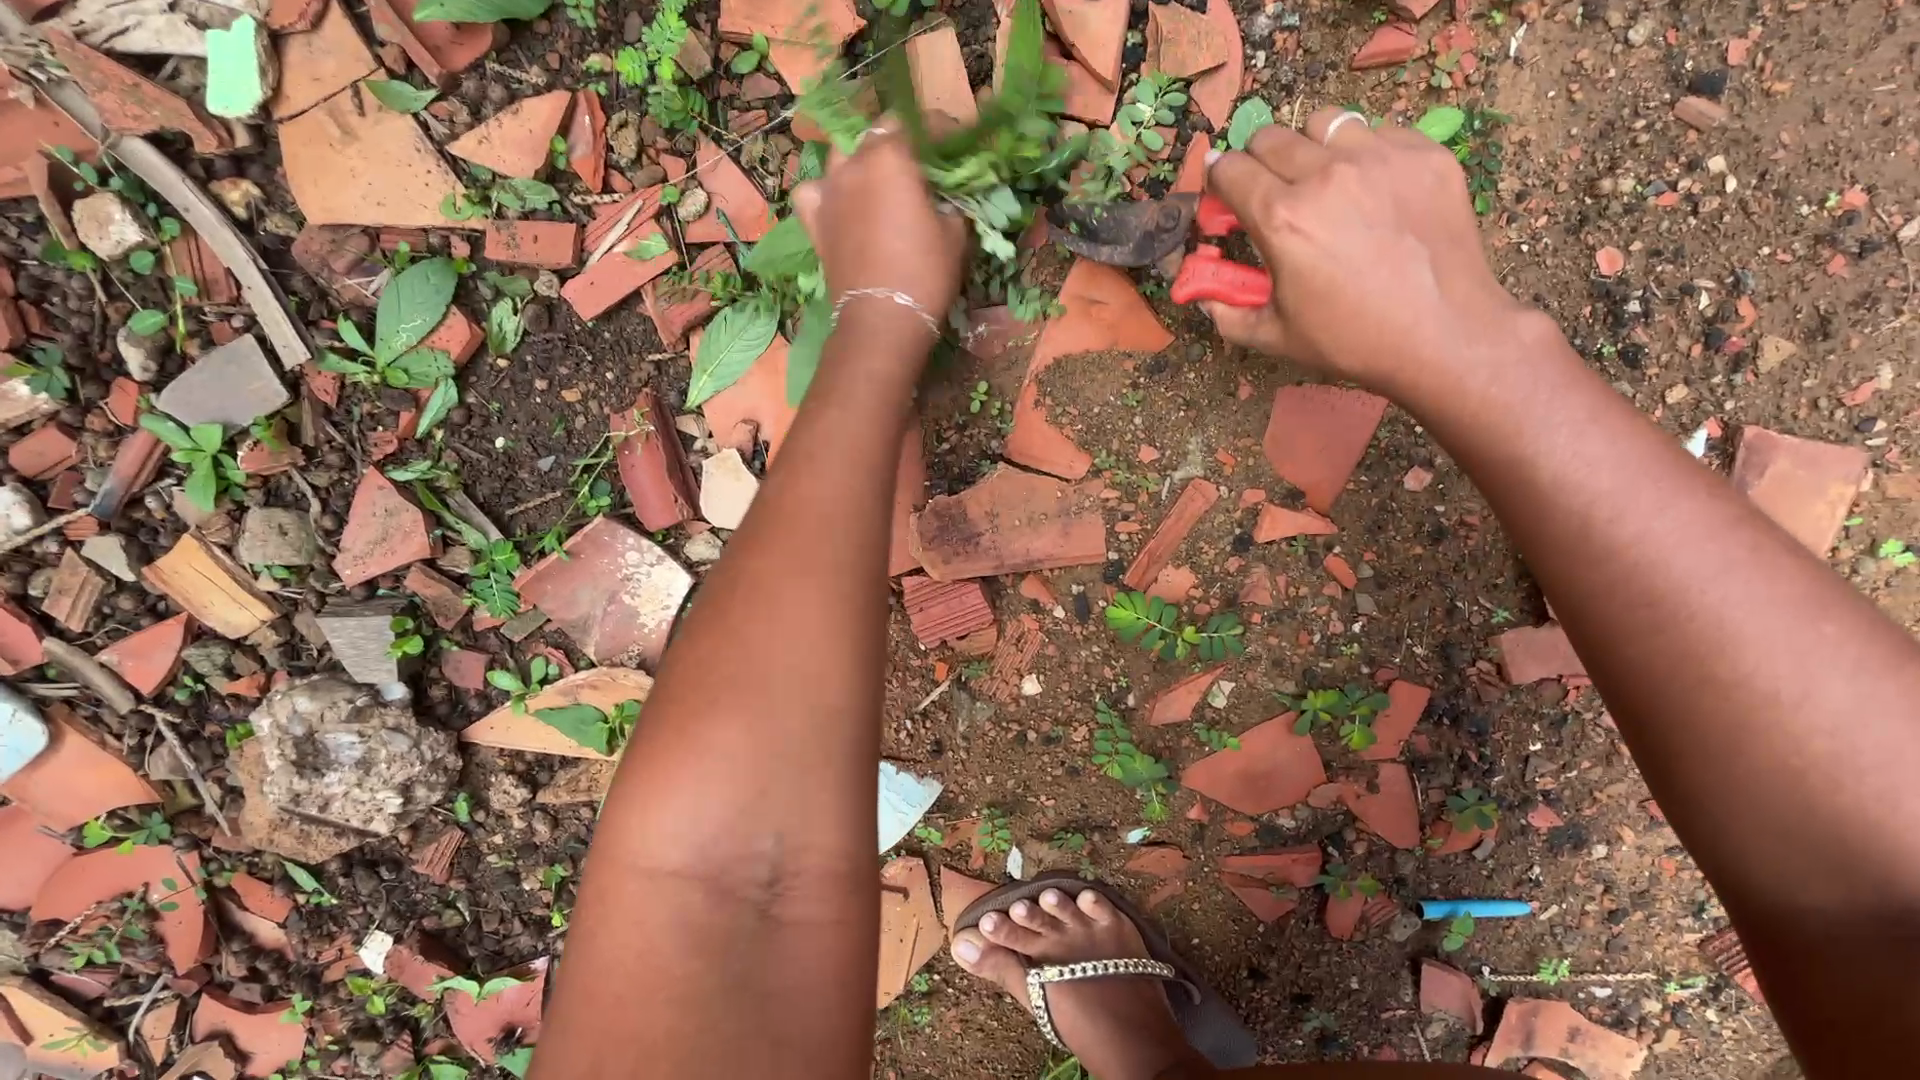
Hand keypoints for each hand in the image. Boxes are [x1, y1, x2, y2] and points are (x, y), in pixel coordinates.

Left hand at [791, 121, 969, 337]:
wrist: (882, 319)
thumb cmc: (925, 273)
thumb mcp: (955, 233)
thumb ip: (950, 202)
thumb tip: (945, 198)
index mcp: (891, 157)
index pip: (916, 123)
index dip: (939, 129)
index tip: (955, 143)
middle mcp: (854, 164)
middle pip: (876, 134)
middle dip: (899, 142)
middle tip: (920, 166)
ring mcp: (829, 192)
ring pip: (840, 156)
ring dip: (861, 160)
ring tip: (879, 180)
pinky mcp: (815, 222)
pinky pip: (813, 191)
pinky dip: (825, 191)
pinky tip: (838, 201)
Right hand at [1201, 107, 1532, 397]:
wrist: (1444, 335)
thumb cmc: (1352, 340)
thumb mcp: (1275, 337)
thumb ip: (1227, 312)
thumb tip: (1203, 294)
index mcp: (1282, 219)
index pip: (1229, 168)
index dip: (1218, 179)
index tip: (1222, 192)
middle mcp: (1326, 175)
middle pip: (1270, 137)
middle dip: (1256, 161)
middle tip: (1268, 189)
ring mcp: (1380, 158)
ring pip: (1324, 122)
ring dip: (1309, 146)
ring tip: (1321, 179)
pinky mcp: (1425, 154)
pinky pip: (1379, 132)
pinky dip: (1364, 153)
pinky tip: (1371, 190)